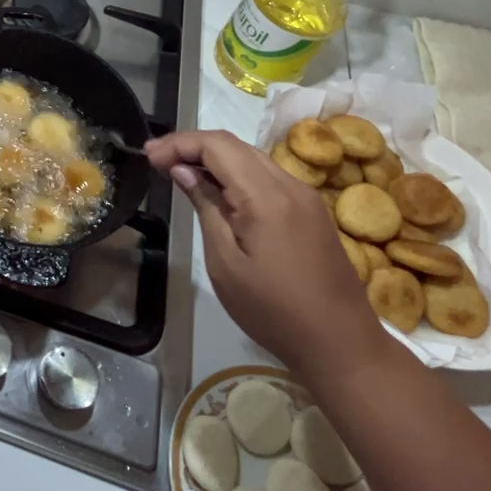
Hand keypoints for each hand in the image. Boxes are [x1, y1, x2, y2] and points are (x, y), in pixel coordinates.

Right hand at [146, 130, 382, 371]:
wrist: (343, 346)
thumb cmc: (274, 311)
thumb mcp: (226, 263)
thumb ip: (205, 207)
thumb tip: (183, 171)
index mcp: (267, 196)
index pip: (216, 145)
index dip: (178, 144)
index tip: (148, 157)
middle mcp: (290, 185)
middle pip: (234, 145)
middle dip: (192, 146)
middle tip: (156, 161)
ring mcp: (306, 197)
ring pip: (251, 157)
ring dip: (213, 158)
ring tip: (179, 172)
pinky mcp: (312, 211)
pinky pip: (267, 176)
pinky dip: (235, 173)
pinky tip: (217, 191)